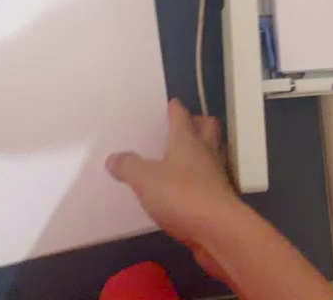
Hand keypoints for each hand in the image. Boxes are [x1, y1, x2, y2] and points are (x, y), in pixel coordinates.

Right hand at [107, 100, 245, 281]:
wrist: (218, 229)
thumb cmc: (182, 195)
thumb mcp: (146, 180)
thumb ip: (129, 166)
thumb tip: (113, 157)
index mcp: (187, 139)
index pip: (182, 115)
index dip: (175, 108)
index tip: (171, 103)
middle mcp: (205, 150)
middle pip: (206, 127)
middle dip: (197, 123)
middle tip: (184, 126)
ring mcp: (215, 173)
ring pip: (211, 151)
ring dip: (201, 150)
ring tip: (182, 157)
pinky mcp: (219, 197)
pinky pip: (210, 178)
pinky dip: (200, 178)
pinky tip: (187, 189)